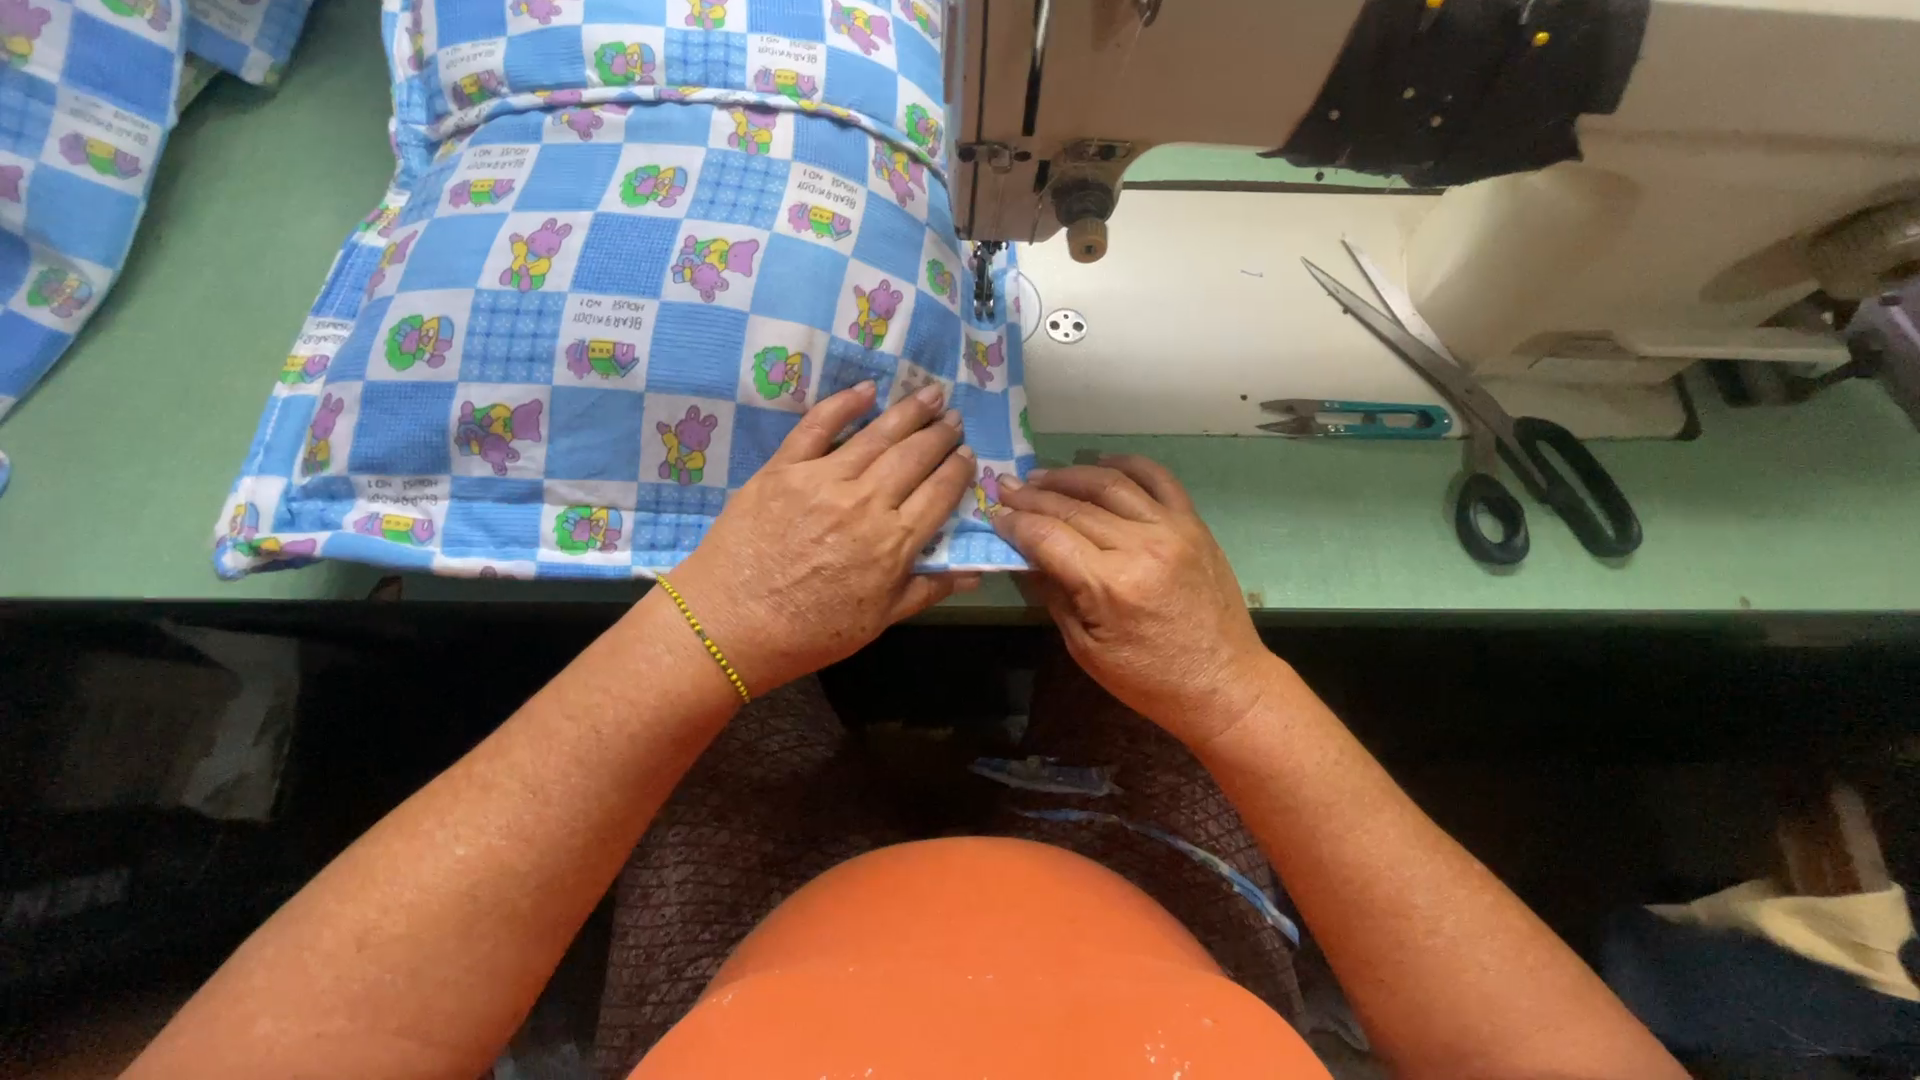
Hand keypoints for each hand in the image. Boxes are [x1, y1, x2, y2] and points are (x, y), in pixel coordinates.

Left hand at [662, 380, 977, 693]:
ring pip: (876, 435)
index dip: (958, 470)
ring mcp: (823, 481)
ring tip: (930, 393)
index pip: (940, 493)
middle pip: (914, 457)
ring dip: (909, 411)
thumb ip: (926, 590)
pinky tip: (867, 390)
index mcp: (893, 543)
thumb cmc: (809, 633)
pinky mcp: (784, 469)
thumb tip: (974, 572)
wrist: (730, 626)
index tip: (968, 454)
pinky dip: (844, 404)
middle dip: (940, 434)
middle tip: (954, 417)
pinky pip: (818, 427)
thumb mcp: (878, 622)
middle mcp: (865, 503)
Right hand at [989, 456, 1279, 747]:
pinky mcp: (1193, 525)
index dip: (1015, 523)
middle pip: (1073, 506)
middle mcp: (1141, 546)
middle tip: (1006, 488)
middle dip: (1032, 496)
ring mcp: (1172, 529)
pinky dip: (1127, 464)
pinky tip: (1101, 462)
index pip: (1048, 536)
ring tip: (1041, 477)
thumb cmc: (1148, 679)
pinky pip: (1158, 479)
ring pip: (1110, 483)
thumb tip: (1024, 556)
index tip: (993, 514)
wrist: (1223, 683)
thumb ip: (1053, 594)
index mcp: (1110, 584)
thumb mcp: (1085, 647)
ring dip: (1069, 475)